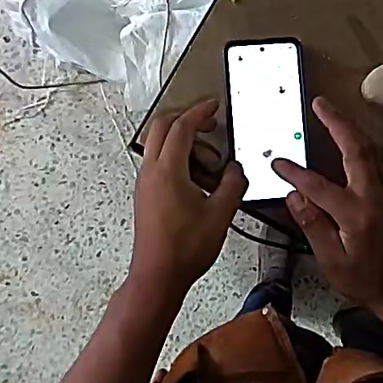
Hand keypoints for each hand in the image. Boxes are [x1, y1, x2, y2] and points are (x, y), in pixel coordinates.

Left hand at [131, 99, 246, 294]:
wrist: (157, 276)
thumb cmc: (183, 249)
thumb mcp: (221, 213)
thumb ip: (233, 183)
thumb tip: (236, 170)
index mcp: (167, 171)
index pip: (182, 127)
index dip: (199, 112)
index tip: (213, 105)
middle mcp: (151, 172)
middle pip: (162, 127)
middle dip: (187, 119)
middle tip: (209, 122)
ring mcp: (145, 184)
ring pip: (160, 145)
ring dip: (185, 143)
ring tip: (212, 164)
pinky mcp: (147, 196)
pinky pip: (160, 164)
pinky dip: (179, 160)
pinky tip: (199, 180)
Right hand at [273, 98, 382, 308]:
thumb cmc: (363, 278)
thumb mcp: (331, 261)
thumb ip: (313, 226)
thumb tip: (295, 198)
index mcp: (355, 215)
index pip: (319, 186)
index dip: (296, 173)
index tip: (279, 164)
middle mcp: (371, 197)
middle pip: (356, 150)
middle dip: (337, 123)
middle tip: (319, 105)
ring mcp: (381, 192)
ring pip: (369, 149)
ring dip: (350, 127)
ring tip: (331, 112)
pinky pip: (374, 158)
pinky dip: (361, 140)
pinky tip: (351, 135)